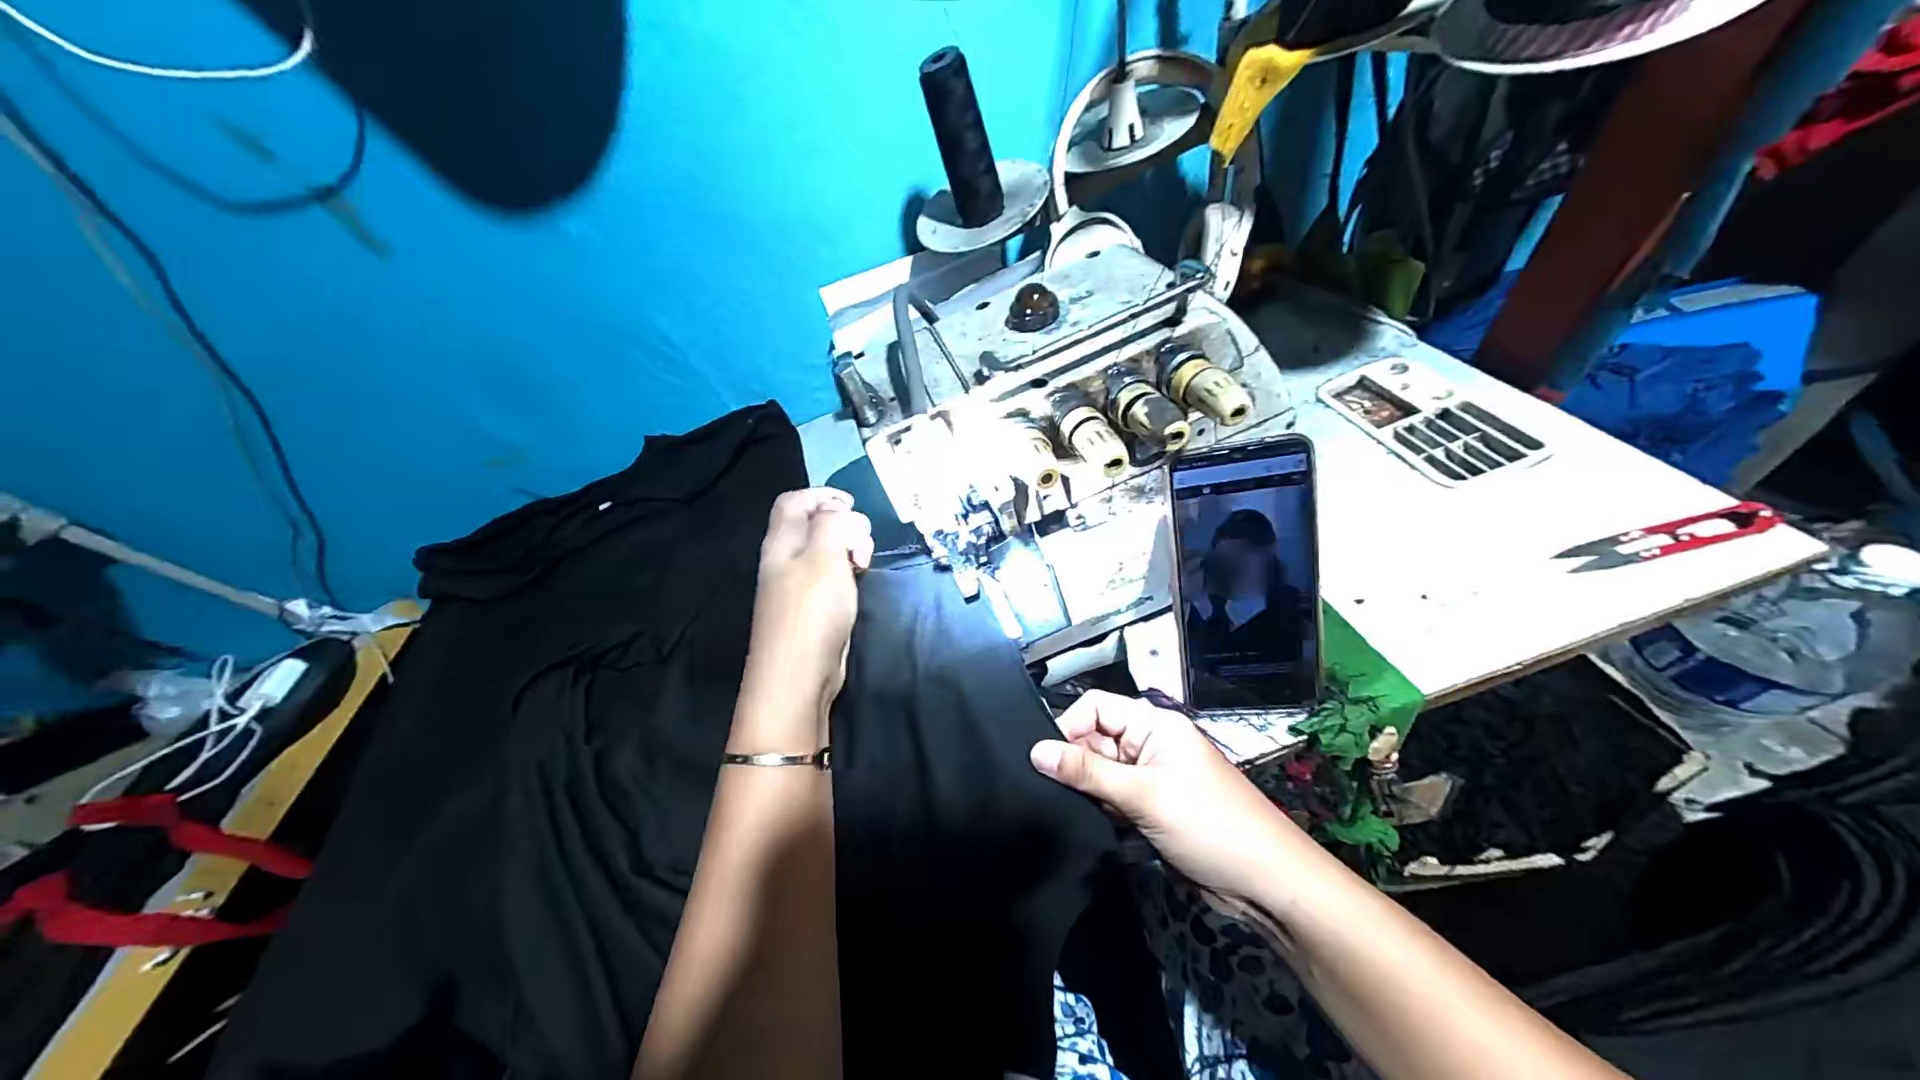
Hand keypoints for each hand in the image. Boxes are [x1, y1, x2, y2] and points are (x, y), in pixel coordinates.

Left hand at [741, 488, 872, 724]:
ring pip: (823, 552)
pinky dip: (846, 573)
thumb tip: (844, 514)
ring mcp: (796, 587)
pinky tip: (858, 587)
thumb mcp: (825, 556)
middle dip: (843, 523)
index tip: (854, 506)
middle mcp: (784, 560)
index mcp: (782, 542)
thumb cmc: (811, 612)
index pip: (794, 501)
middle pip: (812, 525)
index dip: (823, 495)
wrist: (797, 677)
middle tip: (862, 544)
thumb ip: (835, 524)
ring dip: (848, 549)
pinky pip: (829, 577)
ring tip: (863, 564)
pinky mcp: (811, 610)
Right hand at [1030, 690, 1298, 907]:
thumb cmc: (1210, 826)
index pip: (1096, 707)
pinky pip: (1114, 799)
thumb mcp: (1143, 795)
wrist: (1266, 883)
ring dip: (1087, 790)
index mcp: (1155, 725)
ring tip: (1068, 809)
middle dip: (1075, 762)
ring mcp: (1152, 779)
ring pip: (1102, 773)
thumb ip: (1087, 772)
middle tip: (1051, 790)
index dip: (1068, 727)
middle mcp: (1151, 745)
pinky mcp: (1153, 810)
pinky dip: (1101, 810)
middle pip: (1096, 739)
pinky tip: (1090, 825)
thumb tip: (1036, 752)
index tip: (1044, 759)